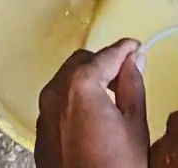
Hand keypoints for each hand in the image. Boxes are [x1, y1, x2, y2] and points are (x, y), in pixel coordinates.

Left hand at [35, 39, 148, 167]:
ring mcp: (43, 112)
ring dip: (87, 81)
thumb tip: (134, 59)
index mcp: (81, 84)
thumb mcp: (134, 126)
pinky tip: (92, 117)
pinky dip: (74, 100)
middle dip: (103, 64)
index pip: (106, 56)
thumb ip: (133, 85)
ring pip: (66, 80)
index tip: (137, 46)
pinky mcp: (40, 132)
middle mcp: (55, 91)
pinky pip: (58, 103)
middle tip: (125, 76)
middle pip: (82, 62)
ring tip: (110, 97)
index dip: (124, 49)